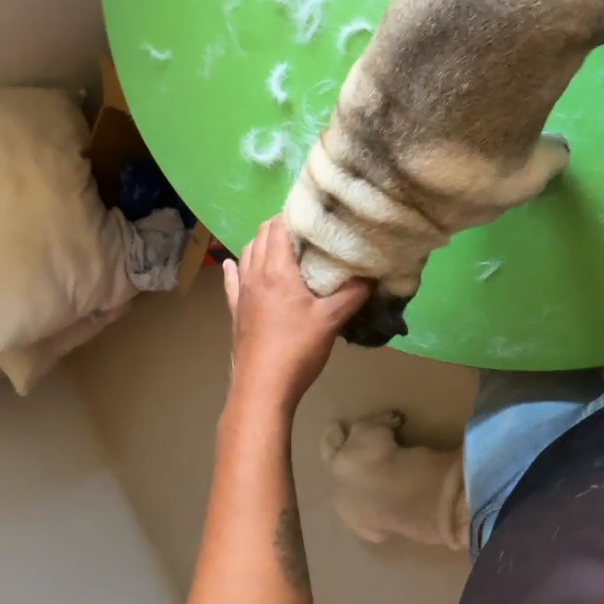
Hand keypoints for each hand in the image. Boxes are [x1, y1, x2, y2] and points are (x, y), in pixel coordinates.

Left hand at [222, 215, 370, 414]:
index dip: (292, 215)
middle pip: (260, 237)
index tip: (313, 213)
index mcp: (276, 270)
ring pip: (246, 255)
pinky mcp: (235, 312)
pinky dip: (236, 267)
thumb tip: (372, 276)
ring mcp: (241, 294)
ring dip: (261, 244)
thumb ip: (353, 294)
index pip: (277, 227)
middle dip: (279, 226)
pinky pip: (232, 281)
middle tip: (305, 229)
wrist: (262, 390)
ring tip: (281, 245)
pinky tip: (233, 265)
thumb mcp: (332, 320)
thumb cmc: (297, 349)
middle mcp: (254, 275)